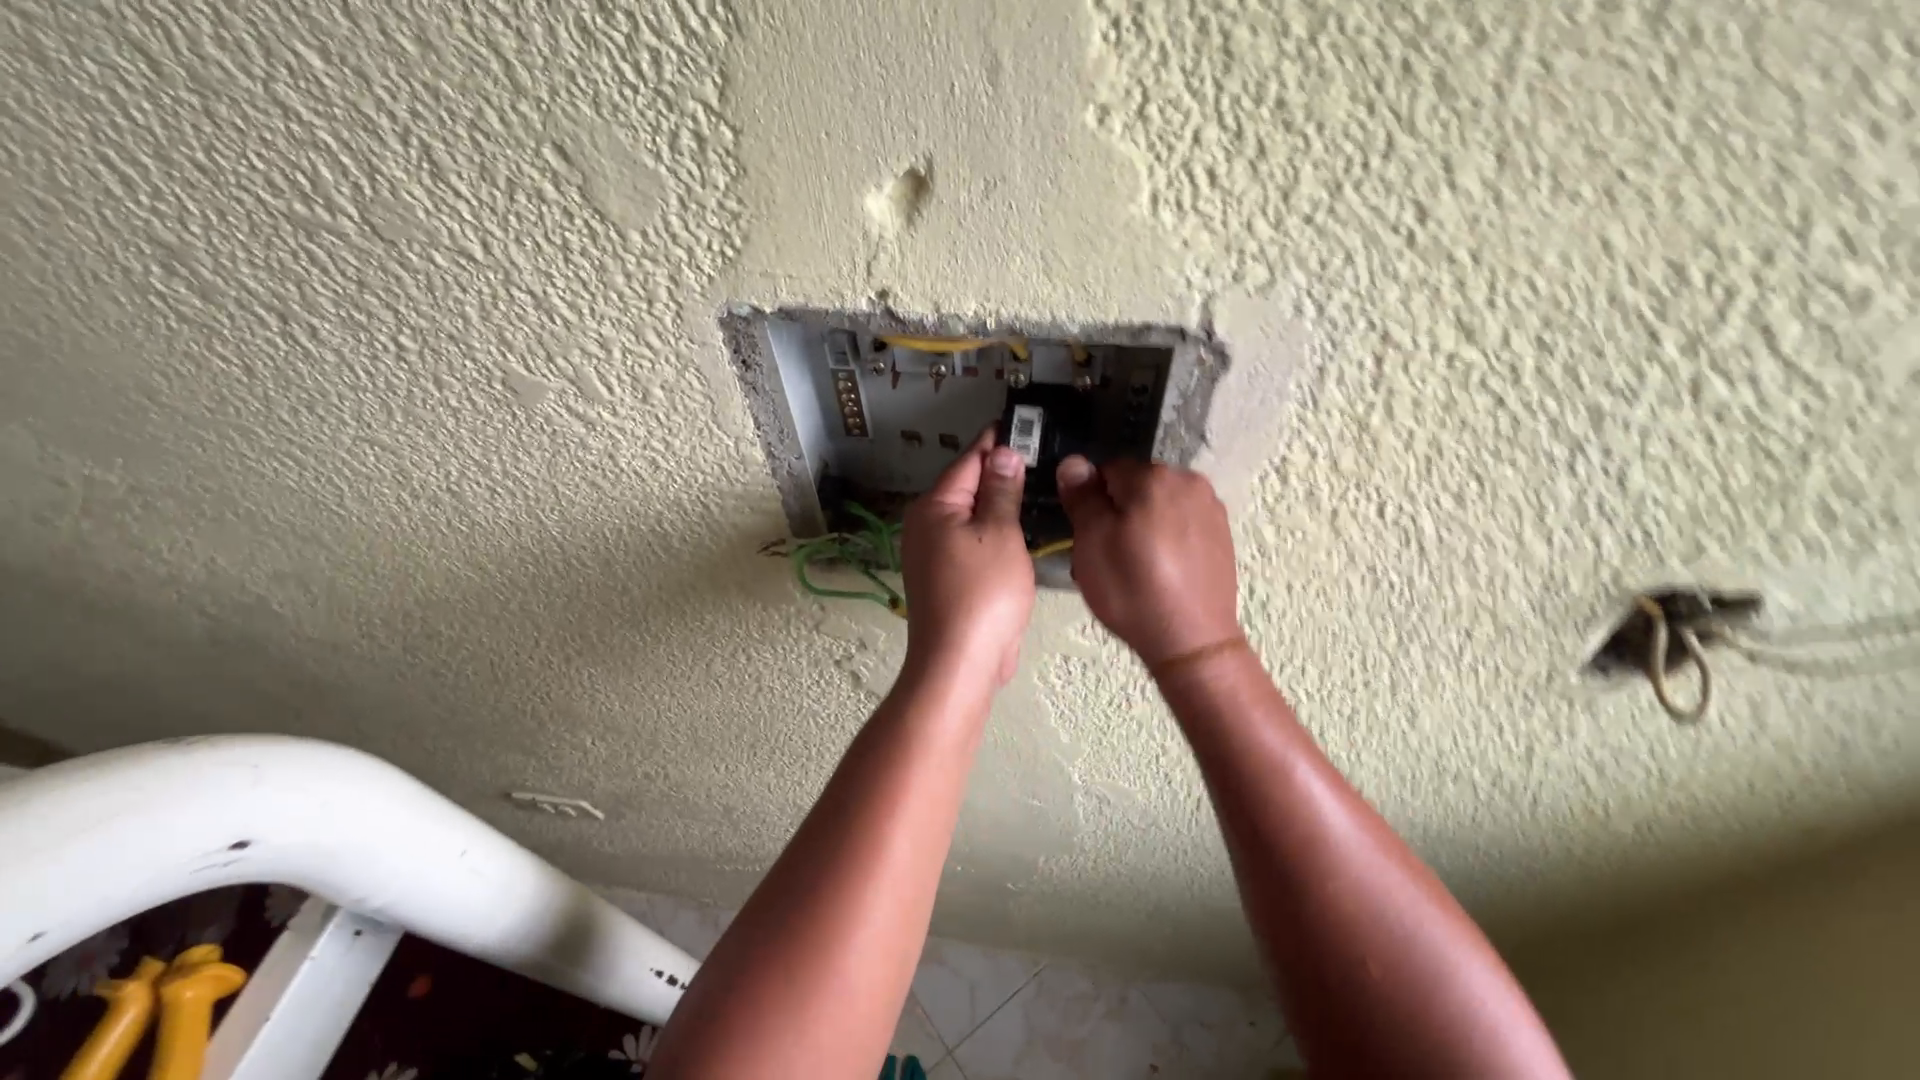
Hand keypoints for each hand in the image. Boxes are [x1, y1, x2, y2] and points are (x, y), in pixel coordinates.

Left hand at [901, 430, 1036, 683]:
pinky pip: (973, 544)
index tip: (1024, 424)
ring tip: (1036, 491)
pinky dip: (994, 536)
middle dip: (1000, 473)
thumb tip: (1002, 453)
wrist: (960, 661)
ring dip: (999, 506)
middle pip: (967, 487)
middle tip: (1040, 458)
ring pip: (971, 518)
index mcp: (934, 506)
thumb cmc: (982, 593)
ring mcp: (933, 555)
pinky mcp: (946, 579)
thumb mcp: (1000, 533)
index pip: (968, 459)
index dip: (997, 441)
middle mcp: (925, 526)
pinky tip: (1020, 535)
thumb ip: (1001, 490)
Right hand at [1056, 456, 1242, 667]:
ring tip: (1134, 566)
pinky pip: (1181, 524)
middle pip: (1137, 487)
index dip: (1092, 502)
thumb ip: (1082, 497)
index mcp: (1154, 476)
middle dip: (1119, 511)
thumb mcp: (1091, 542)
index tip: (1088, 535)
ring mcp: (1210, 508)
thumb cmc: (1133, 589)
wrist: (1191, 639)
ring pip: (1160, 506)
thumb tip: (1074, 463)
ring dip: (1143, 525)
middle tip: (1107, 554)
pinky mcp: (1222, 535)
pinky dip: (1167, 539)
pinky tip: (1160, 571)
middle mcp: (1188, 481)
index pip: (1107, 470)